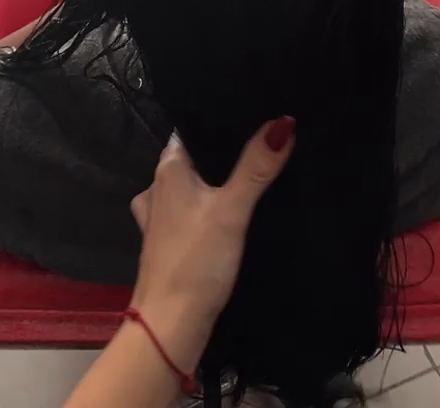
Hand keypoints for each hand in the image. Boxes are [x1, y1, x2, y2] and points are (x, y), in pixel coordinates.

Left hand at [126, 118, 294, 364]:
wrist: (170, 325)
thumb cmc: (196, 260)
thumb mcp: (232, 209)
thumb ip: (256, 167)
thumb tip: (283, 122)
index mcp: (167, 168)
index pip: (190, 128)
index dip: (217, 121)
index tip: (249, 115)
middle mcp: (157, 186)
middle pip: (191, 157)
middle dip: (220, 152)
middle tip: (259, 146)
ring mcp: (157, 216)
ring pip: (189, 186)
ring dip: (211, 183)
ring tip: (248, 178)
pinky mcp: (164, 242)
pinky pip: (187, 212)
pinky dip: (203, 209)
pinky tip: (225, 216)